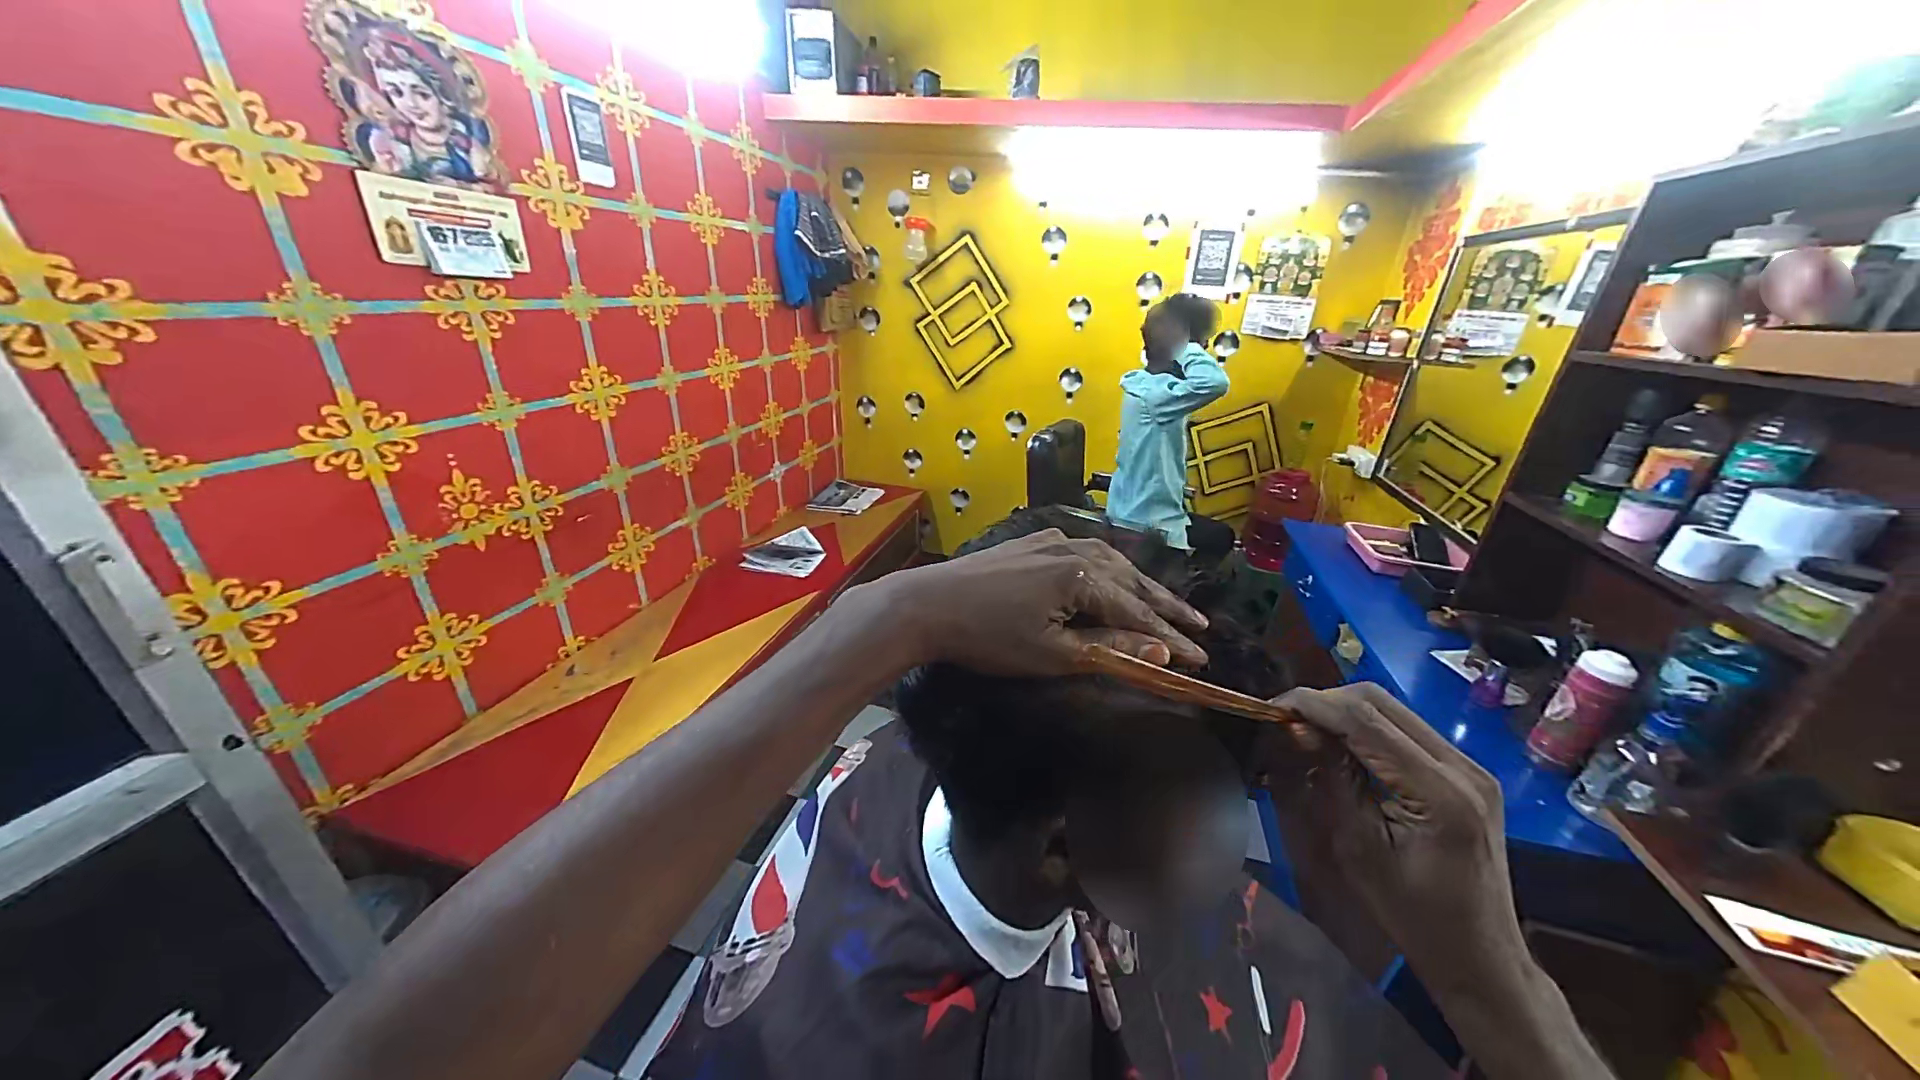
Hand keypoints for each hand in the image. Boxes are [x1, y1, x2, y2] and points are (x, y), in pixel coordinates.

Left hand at [855, 528, 1208, 675]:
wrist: (928, 603)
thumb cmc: (989, 636)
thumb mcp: (1051, 652)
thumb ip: (1109, 649)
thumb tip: (1163, 653)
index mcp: (1083, 576)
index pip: (1139, 614)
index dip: (1172, 639)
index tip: (1203, 660)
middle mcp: (1076, 549)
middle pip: (1132, 582)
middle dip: (1167, 607)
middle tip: (1202, 627)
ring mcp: (1053, 540)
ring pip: (1113, 562)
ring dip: (1141, 586)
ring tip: (1168, 604)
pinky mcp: (1035, 541)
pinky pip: (1088, 551)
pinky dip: (1112, 568)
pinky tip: (1116, 574)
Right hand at [1265, 684, 1526, 992]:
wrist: (1481, 956)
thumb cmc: (1413, 915)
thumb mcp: (1358, 847)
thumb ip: (1331, 779)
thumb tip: (1297, 728)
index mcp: (1440, 791)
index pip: (1364, 718)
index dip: (1311, 704)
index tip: (1271, 708)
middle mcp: (1463, 766)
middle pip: (1379, 701)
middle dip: (1324, 701)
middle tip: (1285, 720)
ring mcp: (1470, 766)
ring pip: (1391, 707)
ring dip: (1342, 710)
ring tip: (1306, 730)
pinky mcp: (1466, 771)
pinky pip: (1405, 727)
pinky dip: (1364, 726)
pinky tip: (1341, 744)